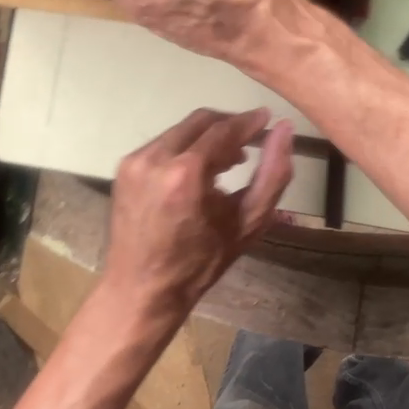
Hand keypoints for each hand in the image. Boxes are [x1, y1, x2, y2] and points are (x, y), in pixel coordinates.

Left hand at [103, 108, 295, 316]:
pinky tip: (198, 173)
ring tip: (228, 161)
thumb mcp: (247, 222)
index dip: (248, 122)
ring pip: (180, 131)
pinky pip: (162, 145)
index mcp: (184, 173)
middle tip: (250, 141)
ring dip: (206, 138)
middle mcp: (155, 158)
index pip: (223, 130)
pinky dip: (184, 150)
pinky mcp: (123, 168)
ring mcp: (134, 162)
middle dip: (228, 126)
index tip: (268, 118)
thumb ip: (272, 174)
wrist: (142, 290)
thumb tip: (284, 130)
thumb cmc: (200, 263)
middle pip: (200, 121)